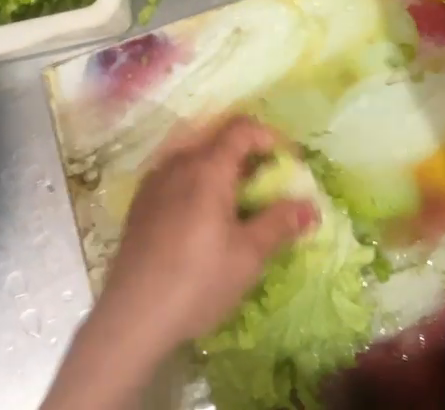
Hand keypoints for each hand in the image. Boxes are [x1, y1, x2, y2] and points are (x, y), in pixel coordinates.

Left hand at [94, 117, 315, 350]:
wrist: (133, 314)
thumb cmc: (198, 281)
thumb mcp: (248, 255)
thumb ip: (280, 223)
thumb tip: (311, 206)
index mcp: (207, 167)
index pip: (241, 129)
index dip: (269, 136)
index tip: (289, 160)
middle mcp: (178, 163)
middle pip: (217, 138)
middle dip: (247, 153)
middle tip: (268, 182)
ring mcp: (154, 181)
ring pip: (194, 156)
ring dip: (221, 167)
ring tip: (238, 201)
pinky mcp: (140, 202)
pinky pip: (175, 175)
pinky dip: (197, 181)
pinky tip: (203, 217)